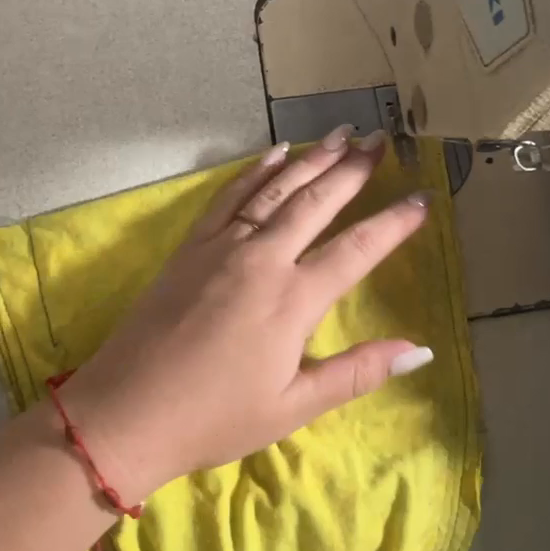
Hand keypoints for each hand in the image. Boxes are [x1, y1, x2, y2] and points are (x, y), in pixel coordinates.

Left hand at [55, 125, 433, 502]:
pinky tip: (276, 152)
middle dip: (352, 169)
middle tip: (380, 139)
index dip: (393, 223)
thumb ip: (357, 372)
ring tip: (340, 133)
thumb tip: (419, 348)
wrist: (127, 409)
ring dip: (311, 158)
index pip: (356, 250)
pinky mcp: (192, 244)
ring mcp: (223, 245)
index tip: (422, 197)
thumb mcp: (293, 407)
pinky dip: (257, 170)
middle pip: (316, 202)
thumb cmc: (215, 416)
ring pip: (276, 188)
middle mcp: (262, 258)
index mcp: (292, 300)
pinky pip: (231, 195)